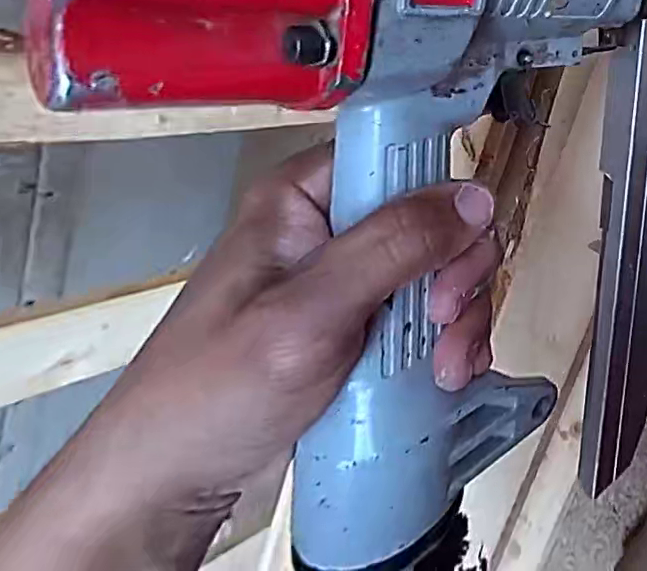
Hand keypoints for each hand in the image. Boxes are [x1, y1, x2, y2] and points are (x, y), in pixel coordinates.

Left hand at [0, 145, 501, 569]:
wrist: (167, 495)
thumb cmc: (212, 396)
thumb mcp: (305, 316)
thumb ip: (393, 247)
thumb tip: (478, 198)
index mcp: (309, 194)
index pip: (402, 151)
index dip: (444, 185)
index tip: (461, 240)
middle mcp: (344, 221)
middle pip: (443, 213)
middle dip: (460, 267)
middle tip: (444, 317)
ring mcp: (364, 270)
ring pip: (454, 261)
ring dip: (464, 313)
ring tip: (446, 364)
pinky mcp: (381, 313)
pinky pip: (447, 304)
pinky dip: (459, 336)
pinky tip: (449, 370)